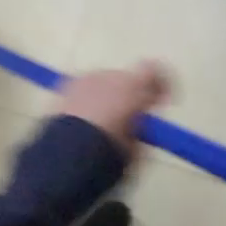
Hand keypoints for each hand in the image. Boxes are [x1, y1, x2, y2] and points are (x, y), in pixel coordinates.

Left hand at [56, 62, 170, 154]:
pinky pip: (83, 90)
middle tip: (126, 120)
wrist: (67, 154)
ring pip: (103, 83)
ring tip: (100, 123)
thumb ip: (142, 126)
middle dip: (129, 95)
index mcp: (133, 87)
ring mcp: (84, 79)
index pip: (155, 71)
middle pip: (127, 79)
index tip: (161, 102)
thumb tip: (139, 123)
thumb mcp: (137, 145)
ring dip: (106, 97)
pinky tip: (82, 120)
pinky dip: (86, 100)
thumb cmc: (109, 151)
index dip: (161, 84)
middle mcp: (110, 75)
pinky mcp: (64, 86)